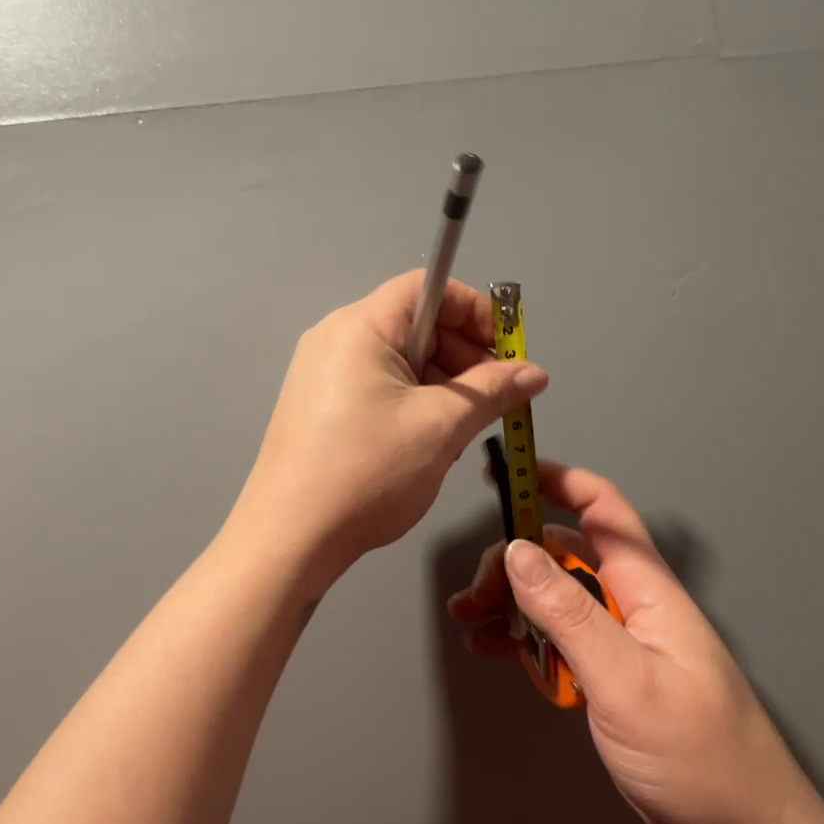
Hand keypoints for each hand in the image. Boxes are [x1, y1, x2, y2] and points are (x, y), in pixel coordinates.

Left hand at [224, 271, 547, 590]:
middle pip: (414, 323)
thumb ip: (492, 390)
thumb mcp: (440, 427)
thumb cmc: (367, 473)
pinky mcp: (317, 406)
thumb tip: (533, 372)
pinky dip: (411, 402)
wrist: (290, 537)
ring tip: (462, 429)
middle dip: (462, 354)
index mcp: (359, 326)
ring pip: (398, 360)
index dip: (475, 310)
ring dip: (441, 384)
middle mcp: (334, 338)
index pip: (427, 286)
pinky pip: (377, 385)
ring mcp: (320, 373)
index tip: (507, 351)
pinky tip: (428, 441)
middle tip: (495, 397)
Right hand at [447, 461, 823, 823]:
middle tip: (475, 596)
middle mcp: (633, 606)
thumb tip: (518, 552)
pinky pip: (558, 639)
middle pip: (563, 556)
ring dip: (510, 603)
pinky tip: (493, 648)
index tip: (507, 470)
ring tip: (471, 621)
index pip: (602, 511)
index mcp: (647, 592)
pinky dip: (523, 639)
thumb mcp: (625, 683)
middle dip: (512, 563)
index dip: (557, 480)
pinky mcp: (611, 674)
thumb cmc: (704, 762)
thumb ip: (569, 615)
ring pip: (555, 598)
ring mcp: (622, 641)